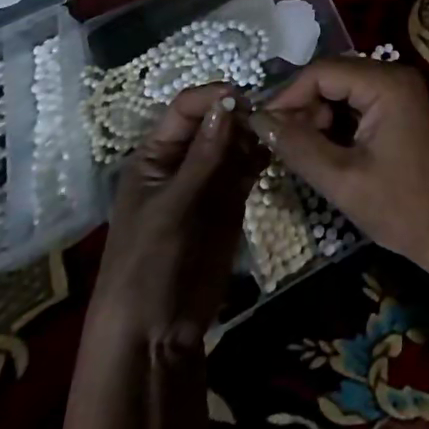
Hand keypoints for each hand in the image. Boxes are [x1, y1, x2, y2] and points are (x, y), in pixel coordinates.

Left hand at [92, 83, 263, 343]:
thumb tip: (228, 104)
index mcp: (155, 155)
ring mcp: (207, 183)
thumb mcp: (172, 206)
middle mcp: (182, 161)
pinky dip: (260, 158)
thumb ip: (203, 157)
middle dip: (239, 115)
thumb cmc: (148, 262)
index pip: (184, 110)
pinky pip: (246, 171)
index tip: (245, 97)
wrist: (154, 331)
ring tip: (280, 129)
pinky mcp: (229, 204)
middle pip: (213, 123)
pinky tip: (278, 150)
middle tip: (273, 114)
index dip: (211, 99)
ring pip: (234, 145)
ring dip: (253, 134)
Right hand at [250, 58, 428, 264]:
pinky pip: (352, 101)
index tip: (263, 126)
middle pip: (330, 76)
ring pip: (338, 89)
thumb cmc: (400, 208)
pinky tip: (324, 149)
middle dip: (302, 107)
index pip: (321, 72)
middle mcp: (393, 76)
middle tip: (283, 142)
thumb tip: (256, 119)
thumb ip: (297, 145)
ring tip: (304, 150)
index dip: (287, 96)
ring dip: (315, 116)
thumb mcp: (341, 179)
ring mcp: (397, 90)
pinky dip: (333, 122)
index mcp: (386, 84)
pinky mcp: (395, 106)